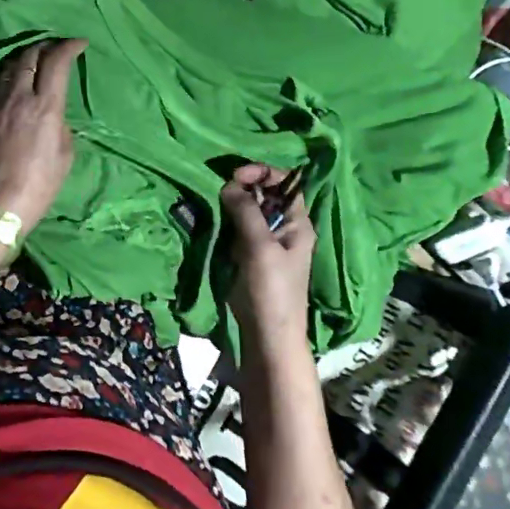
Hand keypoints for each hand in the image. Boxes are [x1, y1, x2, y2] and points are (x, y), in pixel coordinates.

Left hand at [0, 38, 86, 226]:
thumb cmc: (39, 185)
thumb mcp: (64, 155)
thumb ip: (61, 127)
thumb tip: (54, 116)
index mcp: (45, 106)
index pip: (56, 62)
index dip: (69, 47)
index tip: (80, 44)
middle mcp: (19, 98)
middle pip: (29, 57)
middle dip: (45, 47)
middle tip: (57, 48)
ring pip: (11, 68)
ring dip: (26, 59)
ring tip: (37, 61)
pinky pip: (1, 86)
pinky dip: (14, 77)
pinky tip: (20, 86)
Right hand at [221, 163, 316, 341]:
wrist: (267, 335)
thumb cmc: (272, 290)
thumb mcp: (261, 247)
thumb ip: (246, 212)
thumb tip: (229, 184)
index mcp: (298, 222)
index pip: (285, 182)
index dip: (262, 172)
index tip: (236, 176)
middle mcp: (283, 227)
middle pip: (264, 194)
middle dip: (242, 185)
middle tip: (219, 189)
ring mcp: (264, 241)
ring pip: (247, 210)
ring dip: (230, 203)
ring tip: (211, 202)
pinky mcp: (247, 254)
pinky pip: (236, 227)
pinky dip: (224, 220)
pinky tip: (212, 220)